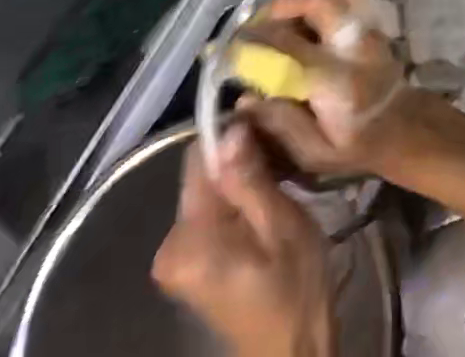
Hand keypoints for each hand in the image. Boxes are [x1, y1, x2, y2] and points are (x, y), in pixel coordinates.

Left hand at [153, 124, 333, 356]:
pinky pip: (211, 211)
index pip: (199, 158)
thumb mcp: (282, 227)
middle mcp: (170, 242)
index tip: (270, 133)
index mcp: (188, 235)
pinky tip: (266, 207)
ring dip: (242, 180)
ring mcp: (176, 254)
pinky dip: (238, 201)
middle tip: (282, 164)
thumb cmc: (294, 292)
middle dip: (241, 162)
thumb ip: (251, 179)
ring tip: (279, 185)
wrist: (292, 353)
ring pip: (210, 190)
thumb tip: (232, 129)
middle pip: (203, 174)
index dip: (235, 137)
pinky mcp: (189, 261)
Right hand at [241, 0, 411, 175]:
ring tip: (282, 17)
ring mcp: (369, 29)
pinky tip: (305, 14)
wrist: (403, 127)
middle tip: (258, 23)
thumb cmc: (355, 145)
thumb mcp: (314, 153)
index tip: (233, 48)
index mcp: (339, 84)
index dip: (257, 43)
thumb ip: (280, 125)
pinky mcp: (373, 20)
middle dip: (283, 4)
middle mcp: (356, 48)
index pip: (292, 49)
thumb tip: (244, 98)